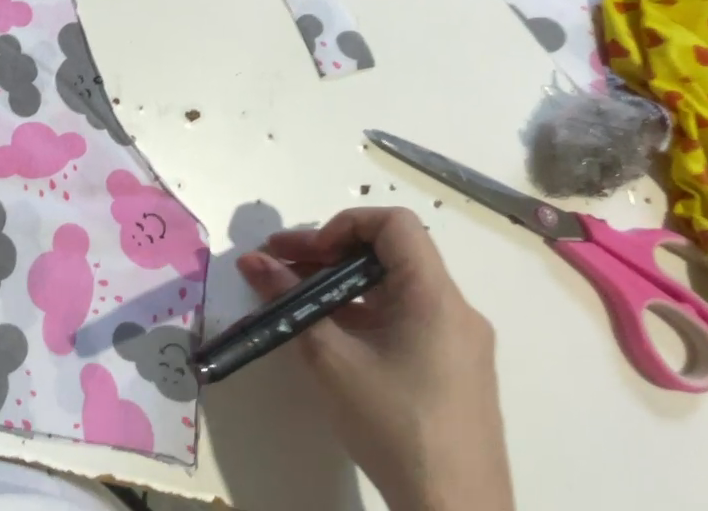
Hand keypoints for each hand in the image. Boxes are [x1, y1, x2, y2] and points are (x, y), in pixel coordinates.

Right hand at [236, 208, 513, 510]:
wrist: (454, 509)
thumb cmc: (393, 423)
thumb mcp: (328, 357)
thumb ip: (288, 300)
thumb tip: (252, 261)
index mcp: (434, 298)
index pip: (394, 225)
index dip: (342, 225)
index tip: (306, 255)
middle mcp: (453, 310)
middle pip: (388, 254)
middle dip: (325, 253)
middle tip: (274, 266)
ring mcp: (455, 341)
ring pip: (391, 287)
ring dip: (337, 283)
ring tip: (289, 299)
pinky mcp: (450, 368)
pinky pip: (401, 317)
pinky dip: (359, 311)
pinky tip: (324, 334)